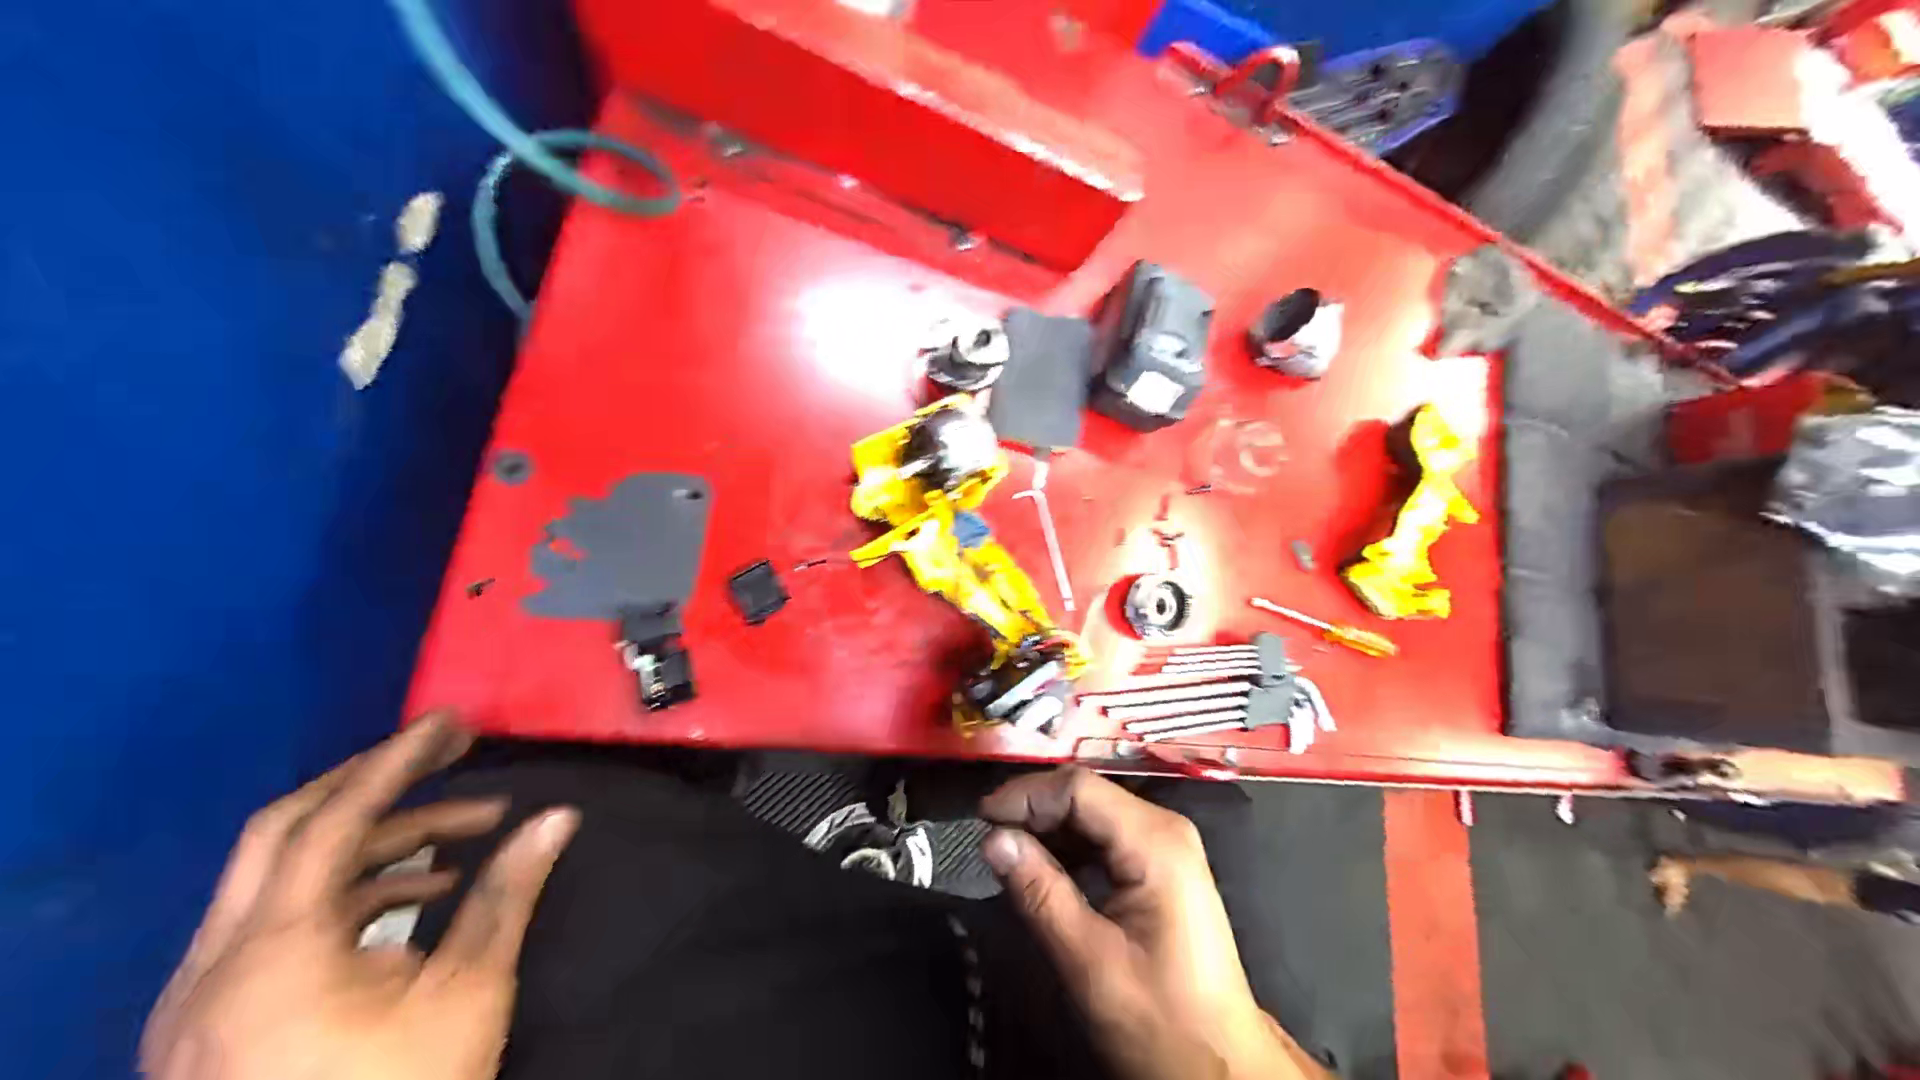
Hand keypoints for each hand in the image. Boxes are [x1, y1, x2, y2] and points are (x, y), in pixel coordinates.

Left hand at [141, 712, 578, 1079]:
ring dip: (380, 838)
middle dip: (374, 780)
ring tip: (473, 825)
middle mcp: (214, 963)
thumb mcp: (466, 991)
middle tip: (449, 753)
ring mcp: (205, 995)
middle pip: (284, 830)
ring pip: (286, 875)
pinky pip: (284, 919)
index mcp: (270, 952)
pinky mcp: (219, 1018)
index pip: (334, 820)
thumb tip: (560, 818)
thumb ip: (506, 892)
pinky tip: (424, 892)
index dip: (399, 761)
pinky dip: (355, 887)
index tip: (454, 723)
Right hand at [979, 768, 1327, 1079]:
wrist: (1221, 1067)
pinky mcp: (1158, 861)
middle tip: (987, 835)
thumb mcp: (1089, 960)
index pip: (1078, 788)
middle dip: (1031, 807)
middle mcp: (1164, 827)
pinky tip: (1040, 863)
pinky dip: (1066, 842)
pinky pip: (1103, 832)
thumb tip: (991, 840)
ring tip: (1005, 849)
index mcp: (1156, 841)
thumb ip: (1039, 892)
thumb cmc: (1160, 1019)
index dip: (1025, 795)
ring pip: (1091, 810)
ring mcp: (1164, 842)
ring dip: (1045, 825)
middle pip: (1084, 793)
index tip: (981, 820)